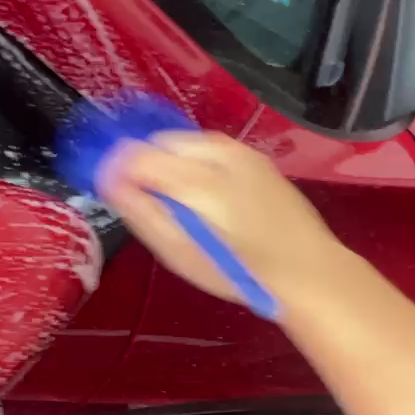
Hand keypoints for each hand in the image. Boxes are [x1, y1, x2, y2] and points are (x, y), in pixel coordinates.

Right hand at [97, 131, 347, 305]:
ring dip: (171, 163)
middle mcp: (218, 153)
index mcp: (196, 180)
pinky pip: (210, 149)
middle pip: (160, 142)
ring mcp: (241, 151)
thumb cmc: (238, 272)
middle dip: (145, 165)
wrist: (306, 270)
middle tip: (147, 203)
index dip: (116, 168)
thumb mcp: (180, 254)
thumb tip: (108, 181)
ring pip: (186, 142)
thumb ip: (143, 213)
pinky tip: (206, 197)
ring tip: (178, 204)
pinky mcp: (256, 156)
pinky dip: (195, 163)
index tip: (110, 190)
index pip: (136, 154)